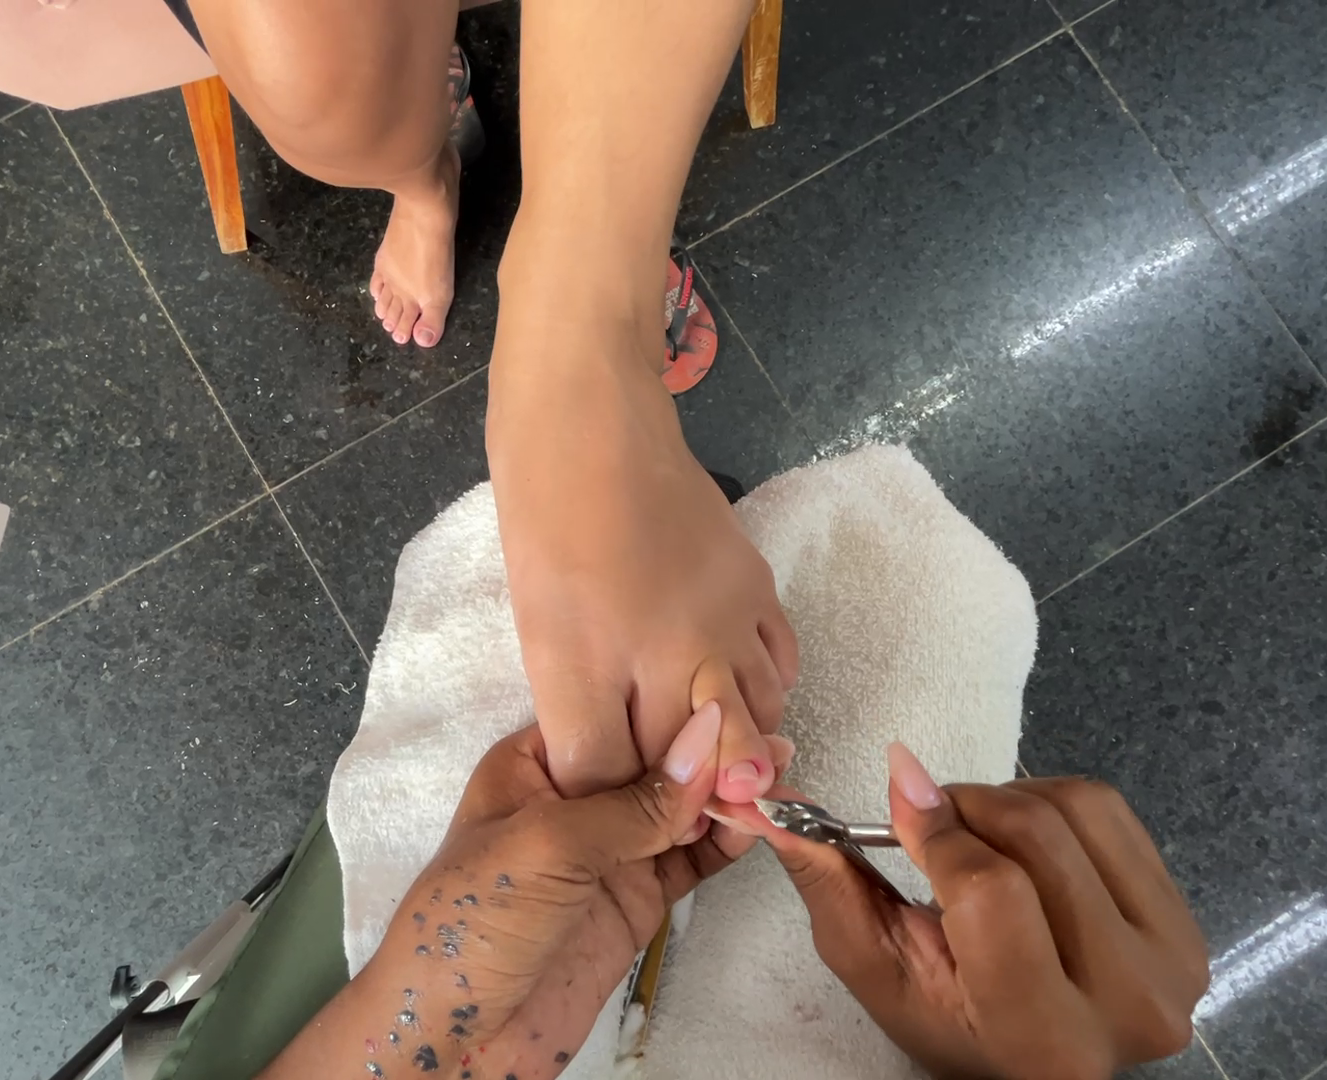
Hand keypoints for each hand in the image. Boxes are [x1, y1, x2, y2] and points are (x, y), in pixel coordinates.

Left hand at [260, 703, 755, 1079]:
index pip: (615, 720)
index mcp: (539, 762)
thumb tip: (710, 733)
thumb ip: (636, 800)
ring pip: (678, 812)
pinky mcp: (635, 897)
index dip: (671, 712)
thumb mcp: (550, 843)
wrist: (461, 1039)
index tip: (731, 705)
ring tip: (780, 780)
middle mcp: (577, 796)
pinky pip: (687, 861)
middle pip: (653, 765)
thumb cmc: (477, 918)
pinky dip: (722, 845)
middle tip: (773, 748)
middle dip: (709, 757)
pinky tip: (758, 826)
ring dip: (725, 799)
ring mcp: (609, 849)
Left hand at [486, 301, 798, 801]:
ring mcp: (744, 606)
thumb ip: (586, 733)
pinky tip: (734, 688)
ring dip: (733, 740)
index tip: (634, 819)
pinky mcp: (753, 572)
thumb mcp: (548, 645)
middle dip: (699, 786)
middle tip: (669, 794)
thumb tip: (606, 795)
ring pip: (759, 707)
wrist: (589, 422)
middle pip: (729, 752)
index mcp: (663, 674)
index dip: (650, 809)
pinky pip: (778, 654)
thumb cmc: (551, 535)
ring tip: (700, 747)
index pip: (669, 781)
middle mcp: (720, 650)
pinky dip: (762, 688)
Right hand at [725, 745, 1208, 1079]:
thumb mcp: (867, 960)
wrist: (1036, 1051)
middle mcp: (1130, 1002)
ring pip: (1072, 807)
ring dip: (1003, 802)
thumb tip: (777, 805)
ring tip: (978, 842)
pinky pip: (1106, 807)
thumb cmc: (940, 1010)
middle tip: (932, 826)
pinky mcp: (1188, 920)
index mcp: (1040, 1030)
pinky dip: (1047, 800)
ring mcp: (1172, 961)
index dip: (933, 825)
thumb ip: (824, 881)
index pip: (990, 889)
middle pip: (1034, 835)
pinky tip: (1025, 847)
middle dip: (963, 807)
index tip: (895, 784)